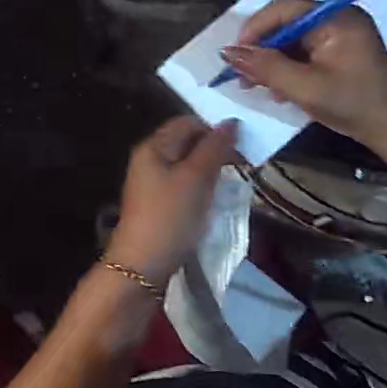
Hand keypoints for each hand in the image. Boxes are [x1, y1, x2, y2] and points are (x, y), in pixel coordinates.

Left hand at [104, 116, 238, 285]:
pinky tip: (215, 196)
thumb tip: (230, 122)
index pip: (187, 123)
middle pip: (186, 143)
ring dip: (210, 169)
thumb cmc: (170, 216)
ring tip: (233, 179)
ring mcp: (152, 184)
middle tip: (244, 162)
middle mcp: (149, 161)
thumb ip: (214, 148)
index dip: (214, 127)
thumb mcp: (196, 178)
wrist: (143, 265)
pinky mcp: (158, 205)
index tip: (242, 142)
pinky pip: (184, 185)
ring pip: (187, 166)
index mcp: (152, 147)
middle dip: (214, 149)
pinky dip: (201, 186)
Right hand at [221, 0, 386, 151]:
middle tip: (242, 76)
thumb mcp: (305, 88)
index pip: (282, 9)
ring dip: (270, 61)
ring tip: (257, 86)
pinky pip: (302, 51)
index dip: (253, 30)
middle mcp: (337, 18)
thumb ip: (266, 68)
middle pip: (284, 22)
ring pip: (290, 38)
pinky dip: (285, 67)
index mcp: (335, 18)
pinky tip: (278, 89)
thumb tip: (228, 53)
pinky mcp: (338, 51)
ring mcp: (339, 34)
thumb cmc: (354, 105)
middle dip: (260, 48)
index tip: (234, 58)